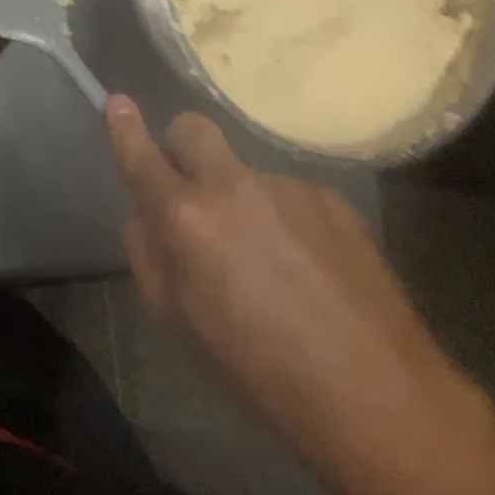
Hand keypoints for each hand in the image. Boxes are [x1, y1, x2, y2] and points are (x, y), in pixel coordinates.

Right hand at [104, 99, 494, 494]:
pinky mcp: (335, 202)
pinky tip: (308, 269)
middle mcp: (234, 186)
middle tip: (189, 186)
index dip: (124, 128)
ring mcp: (289, 188)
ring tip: (268, 262)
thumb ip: (149, 258)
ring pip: (246, 174)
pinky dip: (285, 220)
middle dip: (180, 142)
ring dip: (241, 200)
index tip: (118, 102)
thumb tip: (146, 220)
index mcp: (186, 217)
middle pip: (195, 129)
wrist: (377, 392)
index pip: (142, 157)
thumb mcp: (178, 321)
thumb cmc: (257, 367)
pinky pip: (291, 197)